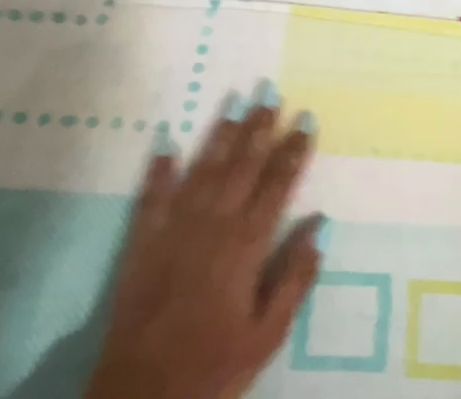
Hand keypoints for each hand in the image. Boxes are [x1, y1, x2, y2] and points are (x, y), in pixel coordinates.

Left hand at [87, 94, 323, 398]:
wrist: (142, 395)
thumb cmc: (214, 366)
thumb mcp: (268, 333)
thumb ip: (294, 277)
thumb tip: (320, 224)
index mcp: (245, 247)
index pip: (276, 186)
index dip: (293, 151)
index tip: (306, 119)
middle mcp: (210, 227)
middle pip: (240, 167)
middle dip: (259, 128)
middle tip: (271, 91)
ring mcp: (172, 230)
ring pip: (202, 171)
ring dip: (219, 135)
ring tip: (235, 102)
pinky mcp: (141, 243)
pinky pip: (152, 196)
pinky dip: (159, 168)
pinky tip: (167, 141)